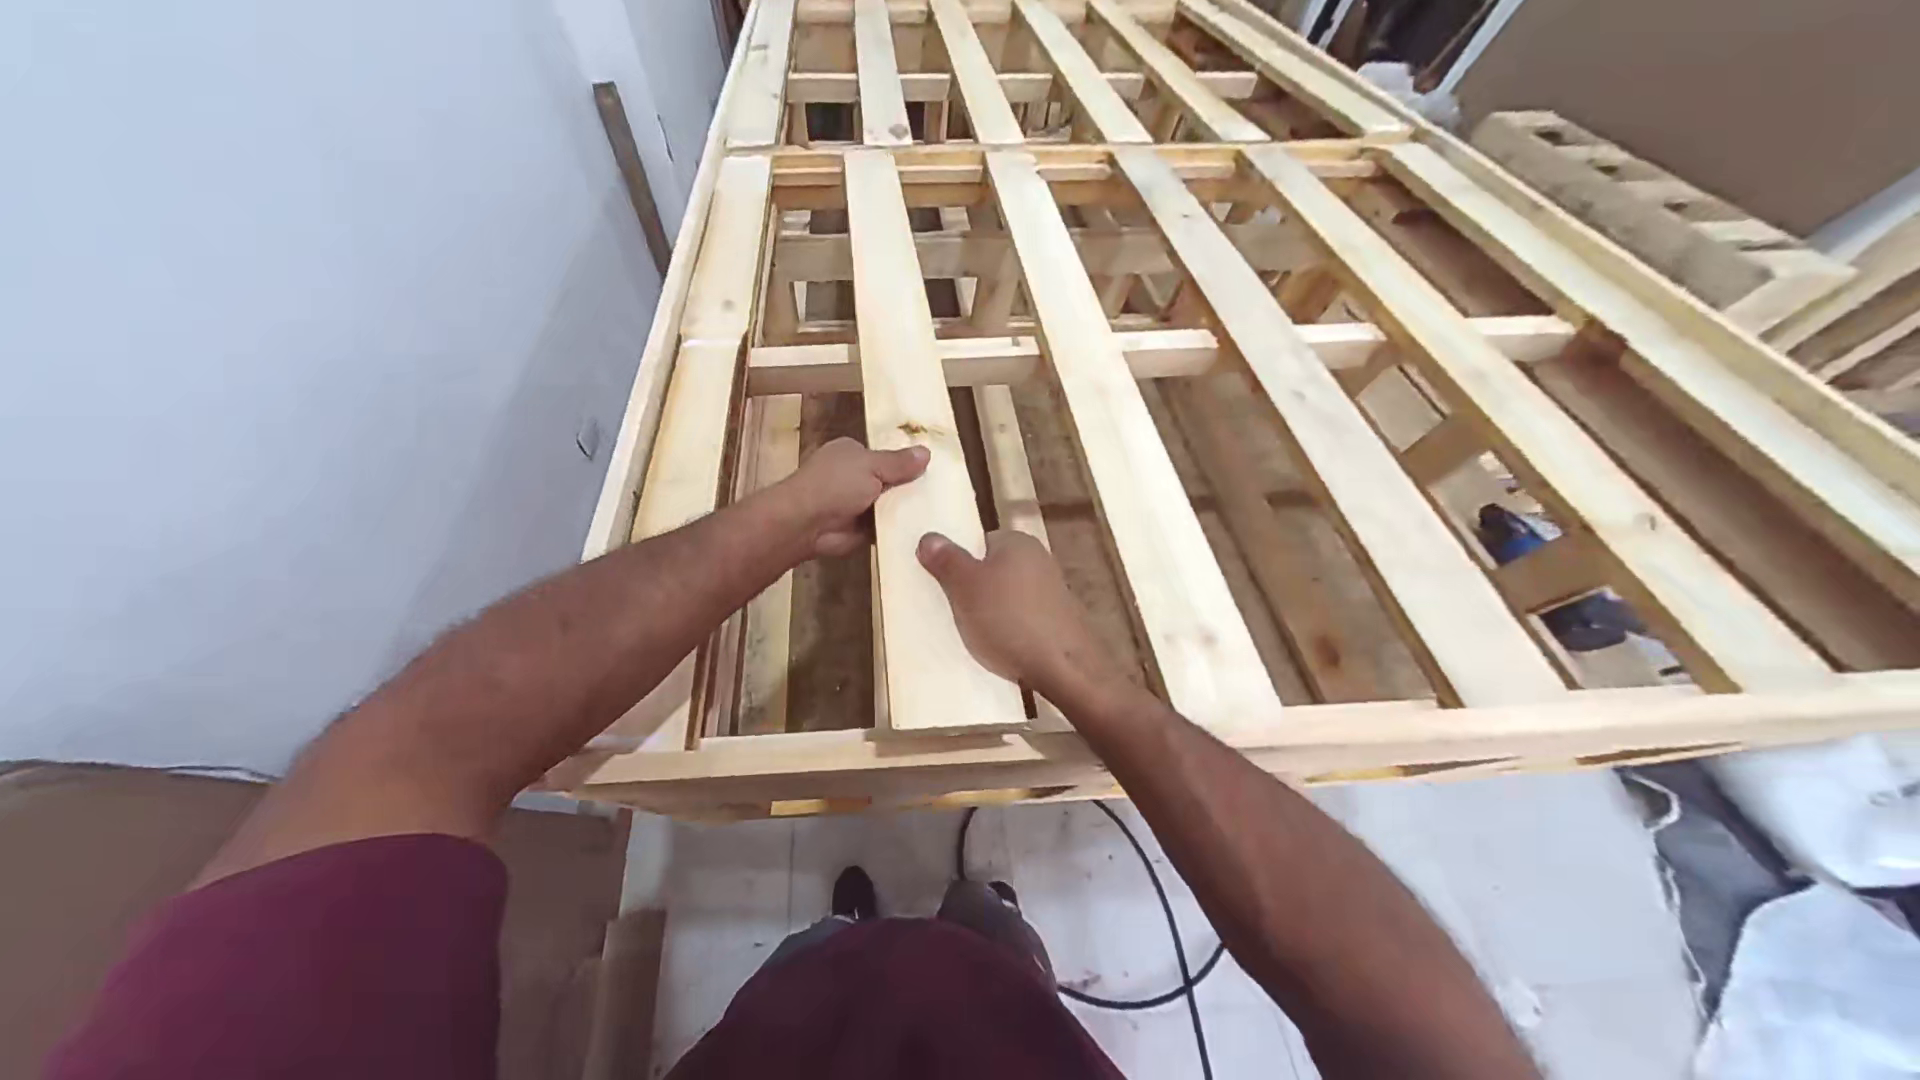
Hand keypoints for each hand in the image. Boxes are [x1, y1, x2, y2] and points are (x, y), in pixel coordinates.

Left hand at [777, 438, 929, 557]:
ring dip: (908, 510)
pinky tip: (926, 529)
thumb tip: (927, 452)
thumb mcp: (871, 465)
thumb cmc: (836, 484)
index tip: (933, 468)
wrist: (807, 524)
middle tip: (945, 492)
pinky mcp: (861, 529)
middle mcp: (854, 477)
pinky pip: (888, 527)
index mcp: (852, 453)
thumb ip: (899, 462)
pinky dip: (901, 529)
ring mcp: (857, 504)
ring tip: (943, 510)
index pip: (886, 455)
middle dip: (911, 487)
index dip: (907, 461)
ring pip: (891, 505)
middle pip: (891, 480)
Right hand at [916, 529, 1121, 705]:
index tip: (946, 587)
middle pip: (995, 570)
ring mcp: (1055, 592)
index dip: (960, 563)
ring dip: (994, 614)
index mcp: (1018, 542)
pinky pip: (1026, 621)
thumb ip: (946, 560)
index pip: (980, 542)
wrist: (1066, 669)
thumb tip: (929, 536)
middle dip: (976, 591)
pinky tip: (1003, 651)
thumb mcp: (965, 587)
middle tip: (956, 614)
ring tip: (977, 637)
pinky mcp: (1063, 622)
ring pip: (1010, 598)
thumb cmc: (1009, 620)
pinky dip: (1013, 632)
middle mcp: (1041, 560)